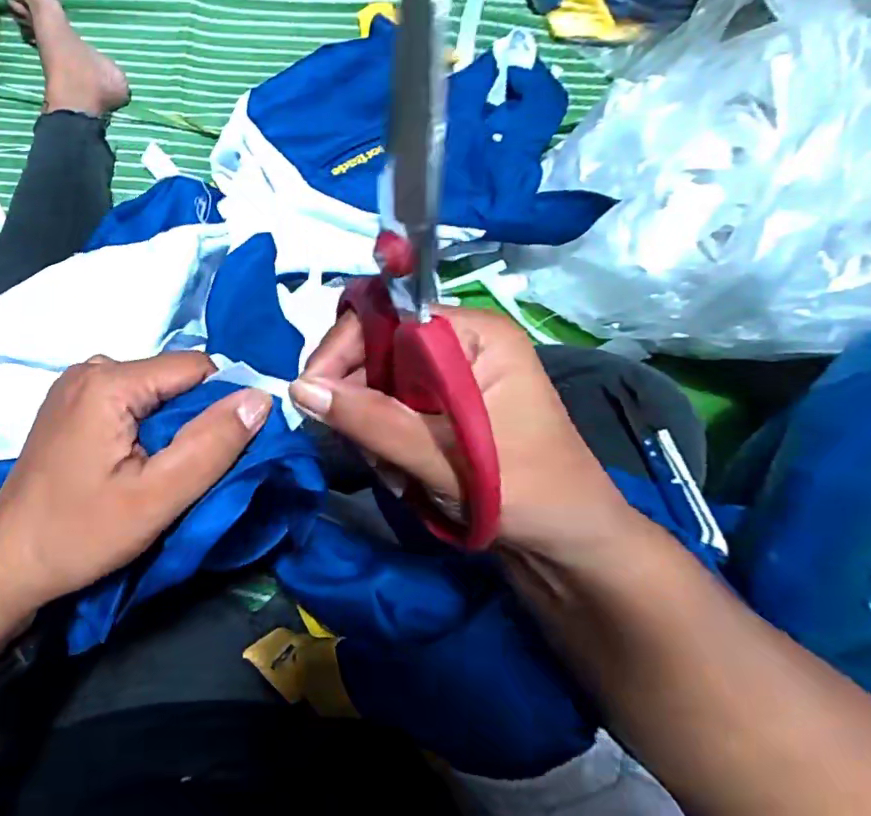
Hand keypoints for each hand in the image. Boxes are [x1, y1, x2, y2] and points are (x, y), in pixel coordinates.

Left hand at [0, 352, 271, 666]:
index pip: (194, 367)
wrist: (8, 560)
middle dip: (190, 419)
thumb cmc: (80, 532)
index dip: (220, 404)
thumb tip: (259, 397)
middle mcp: (89, 369)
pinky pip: (122, 402)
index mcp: (108, 381)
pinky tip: (127, 466)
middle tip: (181, 473)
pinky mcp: (67, 405)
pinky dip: (139, 429)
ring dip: (165, 427)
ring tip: (152, 474)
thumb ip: (211, 444)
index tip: (224, 451)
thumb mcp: (157, 497)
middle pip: (169, 378)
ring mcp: (73, 386)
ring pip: (149, 392)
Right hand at [289, 307, 636, 561]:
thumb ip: (373, 420)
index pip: (383, 317)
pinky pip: (382, 408)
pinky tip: (398, 472)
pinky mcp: (437, 407)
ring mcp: (446, 377)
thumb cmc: (529, 496)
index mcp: (473, 335)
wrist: (573, 554)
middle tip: (364, 448)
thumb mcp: (445, 458)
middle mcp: (457, 345)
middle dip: (356, 400)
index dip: (342, 350)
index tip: (312, 395)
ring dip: (366, 428)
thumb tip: (298, 388)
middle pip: (371, 351)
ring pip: (370, 385)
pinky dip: (377, 440)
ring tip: (393, 471)